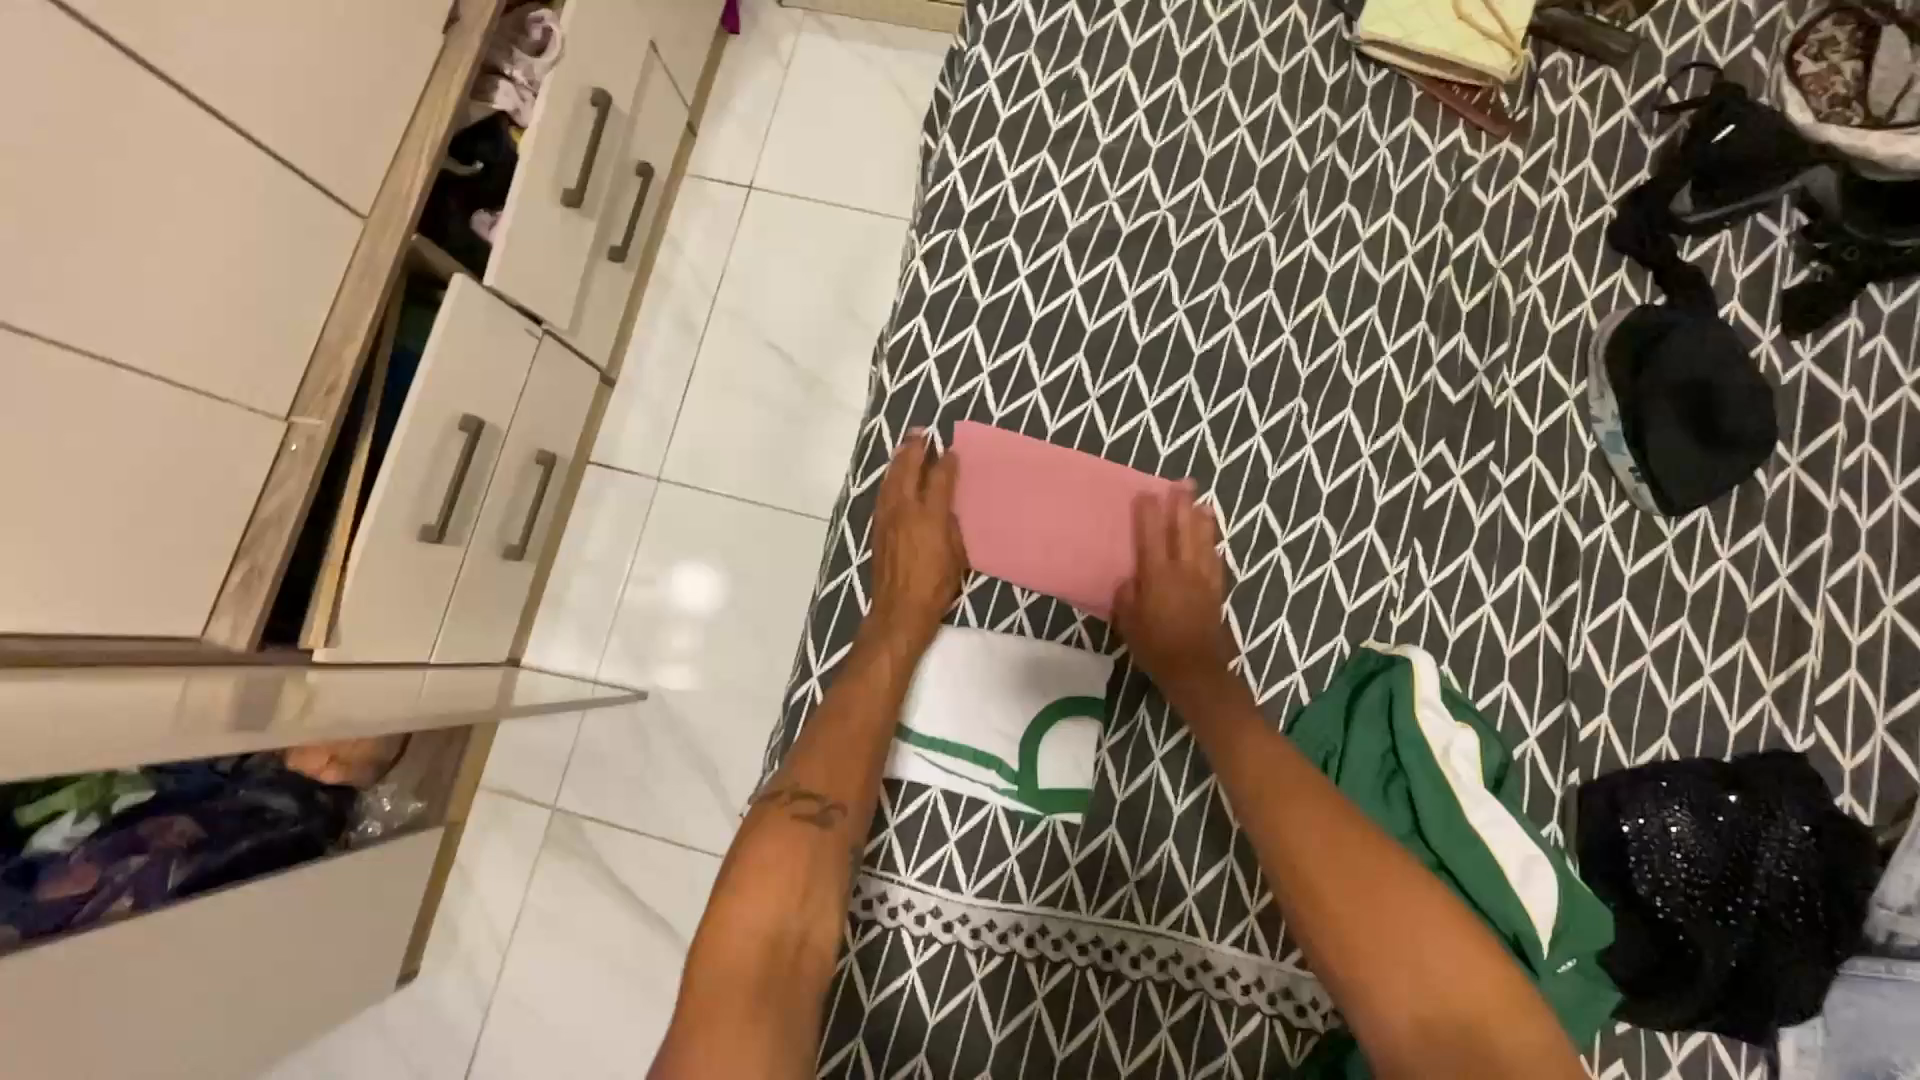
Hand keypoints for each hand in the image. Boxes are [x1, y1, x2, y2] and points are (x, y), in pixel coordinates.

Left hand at [866, 431, 968, 650]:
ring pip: (891, 478)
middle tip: (922, 433)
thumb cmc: (936, 587)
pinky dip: (890, 478)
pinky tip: (894, 476)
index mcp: (931, 516)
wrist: (899, 609)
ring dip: (899, 459)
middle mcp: (906, 510)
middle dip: (916, 448)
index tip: (951, 451)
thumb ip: (952, 527)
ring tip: (906, 446)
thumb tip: (946, 511)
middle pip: (909, 469)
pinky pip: (884, 493)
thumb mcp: (957, 556)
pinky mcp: (877, 528)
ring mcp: (888, 517)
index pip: (940, 478)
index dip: (947, 462)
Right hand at [1112, 486, 1244, 711]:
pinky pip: (1216, 561)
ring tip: (1202, 503)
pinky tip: (1213, 541)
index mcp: (1157, 575)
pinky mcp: (1216, 592)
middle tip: (1182, 484)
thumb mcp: (1128, 623)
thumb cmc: (1156, 647)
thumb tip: (1130, 580)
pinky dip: (1213, 545)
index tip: (1145, 492)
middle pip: (1183, 530)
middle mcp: (1183, 570)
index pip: (1150, 536)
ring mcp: (1203, 580)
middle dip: (1181, 505)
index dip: (1148, 513)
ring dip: (1202, 520)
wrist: (1196, 670)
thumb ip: (1127, 597)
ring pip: (1204, 541)